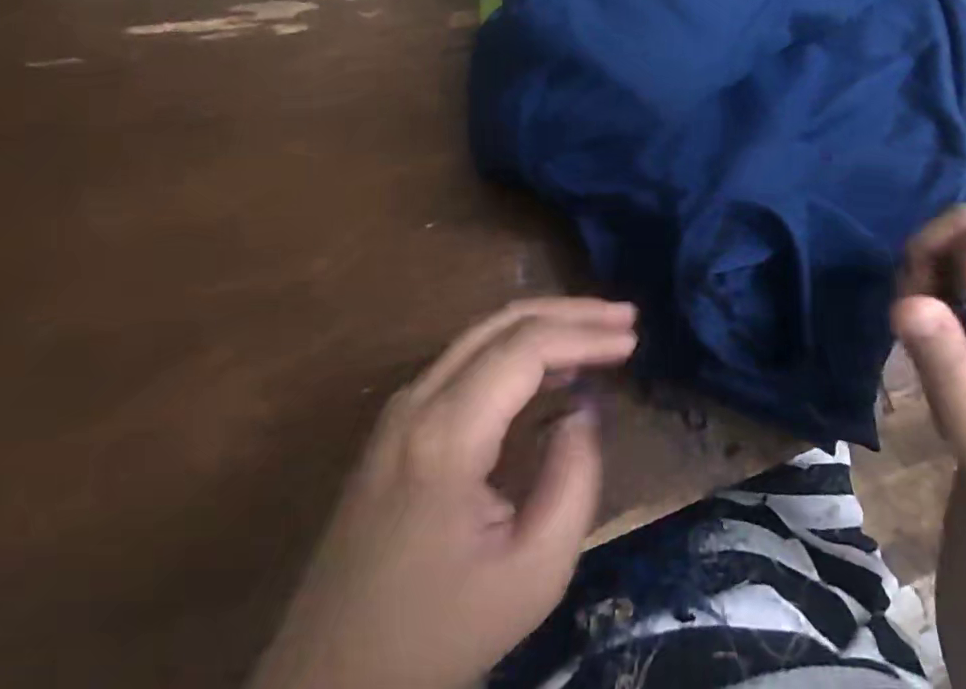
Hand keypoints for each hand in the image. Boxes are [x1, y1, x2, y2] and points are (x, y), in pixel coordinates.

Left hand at [249, 299, 638, 688]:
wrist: (332, 680)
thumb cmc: (442, 630)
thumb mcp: (536, 571)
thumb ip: (574, 478)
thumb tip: (582, 412)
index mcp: (446, 436)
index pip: (525, 348)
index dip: (585, 335)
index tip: (633, 341)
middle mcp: (416, 404)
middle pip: (500, 324)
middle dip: (570, 314)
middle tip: (626, 319)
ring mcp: (399, 414)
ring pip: (479, 336)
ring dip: (544, 327)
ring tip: (601, 335)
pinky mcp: (396, 430)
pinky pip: (464, 364)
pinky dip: (516, 351)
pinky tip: (551, 368)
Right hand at [892, 206, 965, 512]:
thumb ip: (946, 364)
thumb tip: (906, 302)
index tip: (951, 302)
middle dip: (939, 250)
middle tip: (918, 301)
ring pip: (959, 236)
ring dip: (925, 263)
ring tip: (917, 316)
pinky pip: (948, 259)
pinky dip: (923, 276)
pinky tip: (922, 318)